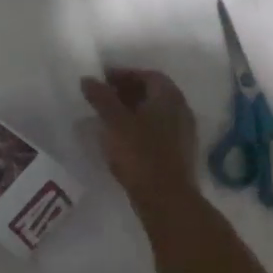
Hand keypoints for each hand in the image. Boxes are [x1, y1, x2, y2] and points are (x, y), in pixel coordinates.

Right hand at [82, 69, 198, 202]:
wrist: (166, 198)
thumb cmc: (139, 153)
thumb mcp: (114, 122)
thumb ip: (101, 98)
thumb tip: (88, 79)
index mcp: (168, 97)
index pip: (148, 75)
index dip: (124, 74)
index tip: (102, 80)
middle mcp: (181, 110)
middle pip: (153, 92)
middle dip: (127, 92)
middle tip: (102, 97)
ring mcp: (183, 132)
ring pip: (155, 113)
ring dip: (132, 111)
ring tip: (108, 118)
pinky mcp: (179, 152)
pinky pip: (157, 130)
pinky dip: (139, 127)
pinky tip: (121, 138)